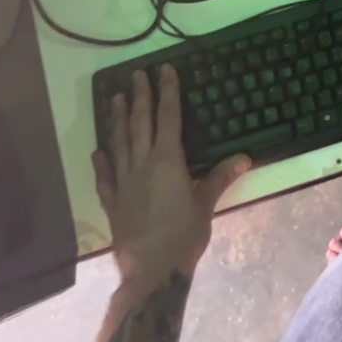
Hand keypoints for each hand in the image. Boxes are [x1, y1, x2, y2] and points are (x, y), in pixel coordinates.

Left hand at [94, 64, 250, 282]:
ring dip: (118, 120)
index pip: (168, 116)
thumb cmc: (183, 234)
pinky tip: (97, 152)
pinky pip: (105, 177)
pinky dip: (102, 163)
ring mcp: (124, 183)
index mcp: (167, 159)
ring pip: (119, 143)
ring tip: (115, 99)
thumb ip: (220, 177)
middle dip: (140, 96)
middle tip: (136, 75)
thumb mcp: (206, 204)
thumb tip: (243, 157)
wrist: (151, 271)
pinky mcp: (112, 203)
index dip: (167, 91)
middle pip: (140, 123)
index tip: (164, 70)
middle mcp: (142, 164)